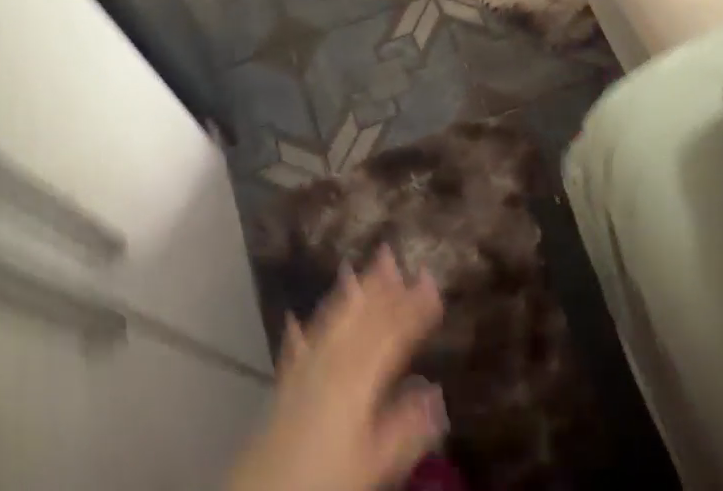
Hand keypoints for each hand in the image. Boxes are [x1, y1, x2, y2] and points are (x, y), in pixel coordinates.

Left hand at [226, 247, 447, 490]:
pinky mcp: (285, 387)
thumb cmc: (324, 481)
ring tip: (359, 268)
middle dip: (379, 287)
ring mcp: (305, 372)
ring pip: (330, 323)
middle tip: (394, 254)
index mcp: (357, 379)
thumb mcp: (374, 463)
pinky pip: (298, 345)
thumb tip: (436, 393)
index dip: (413, 306)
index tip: (431, 280)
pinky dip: (304, 327)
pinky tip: (299, 318)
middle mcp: (331, 365)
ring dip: (346, 296)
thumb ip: (406, 428)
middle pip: (360, 318)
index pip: (392, 333)